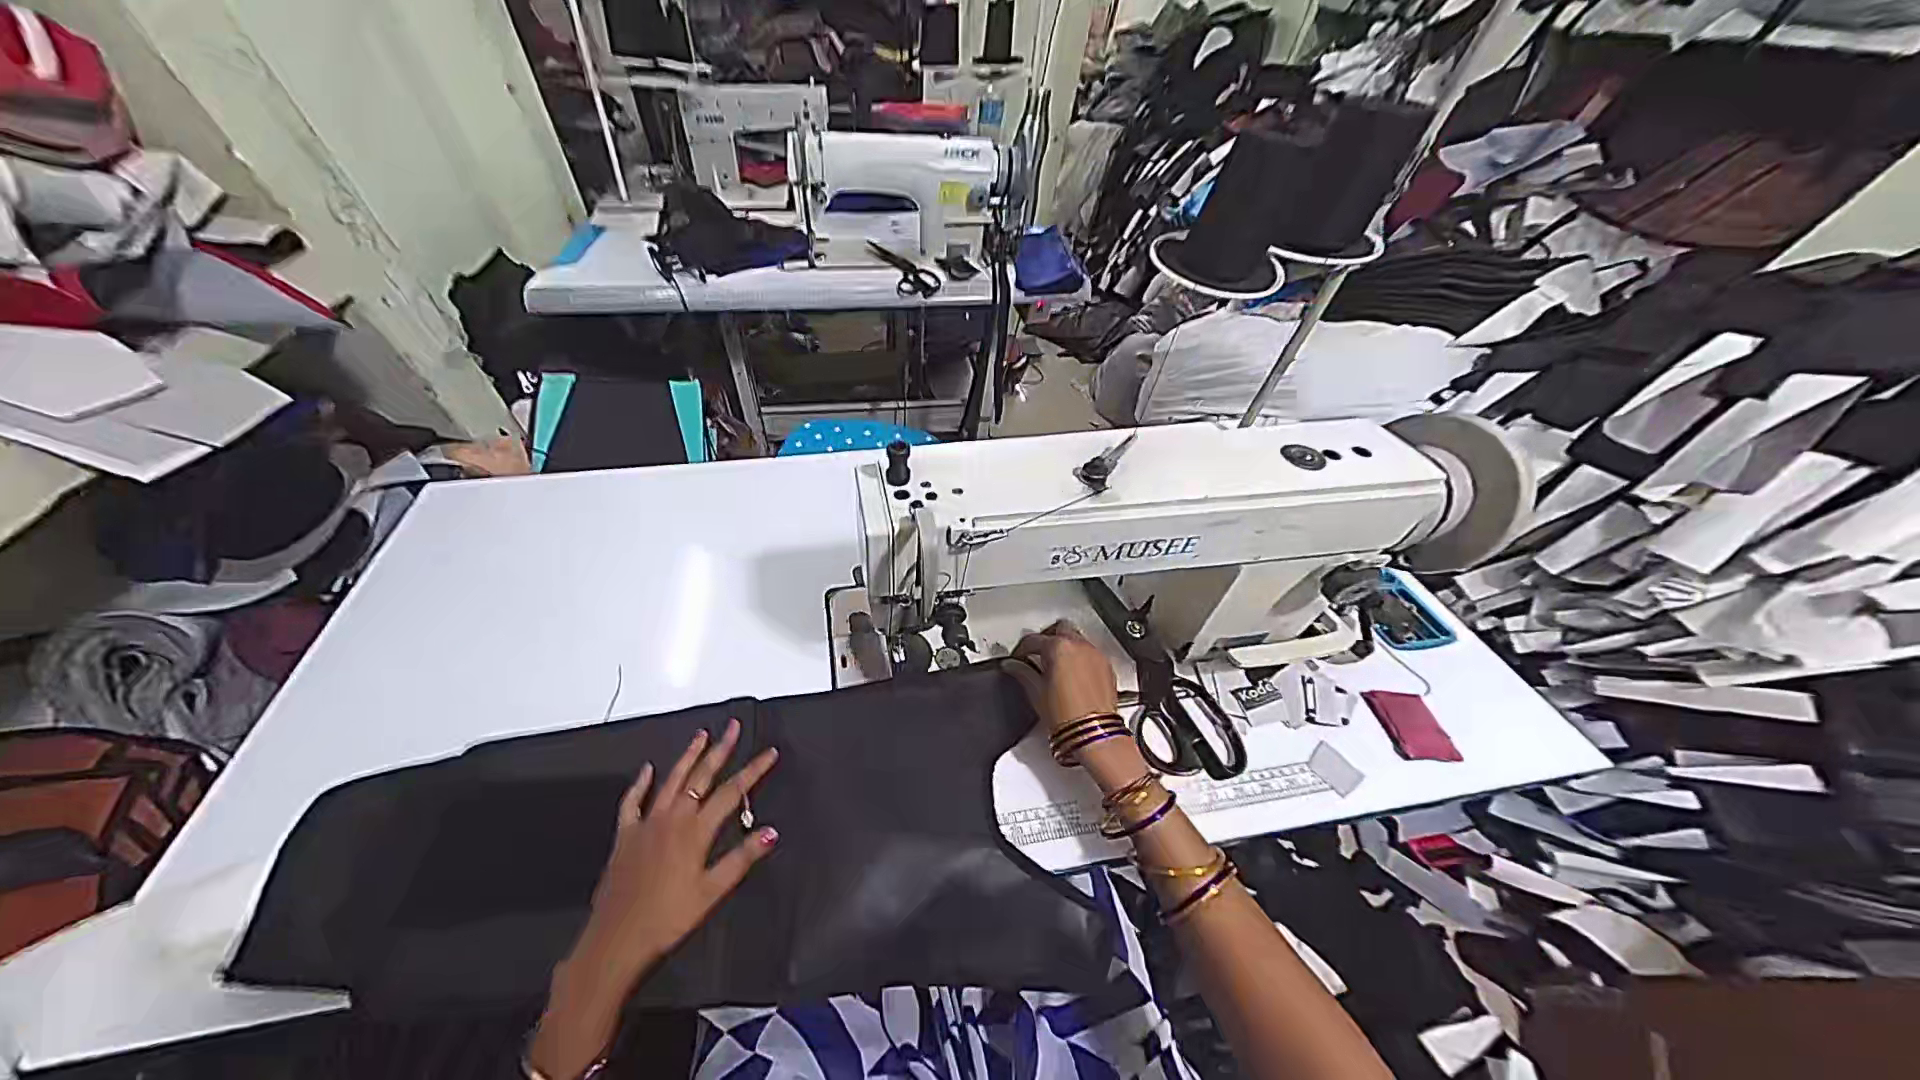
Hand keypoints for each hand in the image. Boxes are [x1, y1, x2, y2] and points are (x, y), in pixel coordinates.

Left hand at [532, 721, 777, 1078]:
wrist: (615, 941)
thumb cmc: (668, 919)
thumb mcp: (712, 892)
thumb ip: (741, 858)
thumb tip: (771, 831)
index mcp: (695, 831)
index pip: (731, 792)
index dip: (753, 771)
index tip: (770, 753)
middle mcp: (672, 819)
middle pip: (701, 776)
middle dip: (721, 749)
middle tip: (733, 727)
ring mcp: (646, 824)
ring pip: (671, 781)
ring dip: (688, 756)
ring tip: (701, 735)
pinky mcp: (625, 836)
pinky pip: (633, 802)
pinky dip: (641, 784)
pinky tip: (648, 770)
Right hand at [1004, 620, 1148, 791]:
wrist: (1095, 736)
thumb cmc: (1069, 718)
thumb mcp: (1036, 693)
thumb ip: (1022, 673)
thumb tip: (1014, 667)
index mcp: (1059, 648)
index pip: (1033, 640)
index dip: (1021, 649)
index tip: (1018, 658)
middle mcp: (1080, 646)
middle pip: (1059, 628)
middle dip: (1046, 637)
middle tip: (1035, 653)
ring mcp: (1095, 655)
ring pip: (1076, 638)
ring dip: (1064, 646)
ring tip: (1053, 664)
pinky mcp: (1106, 667)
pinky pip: (1089, 652)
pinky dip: (1078, 657)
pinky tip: (1071, 673)